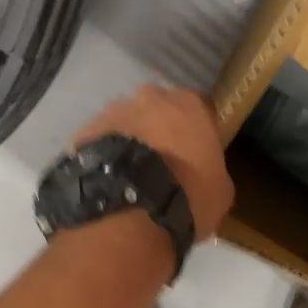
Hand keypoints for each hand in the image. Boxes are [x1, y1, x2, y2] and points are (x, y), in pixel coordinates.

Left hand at [76, 85, 233, 242]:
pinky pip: (102, 142)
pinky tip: (112, 183)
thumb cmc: (188, 197)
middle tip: (164, 165)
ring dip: (132, 142)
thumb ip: (215, 172)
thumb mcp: (221, 192)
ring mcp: (114, 110)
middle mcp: (151, 96)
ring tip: (133, 178)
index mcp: (190, 105)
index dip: (201, 132)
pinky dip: (108, 157)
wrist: (132, 211)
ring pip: (128, 123)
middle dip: (162, 131)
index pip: (202, 110)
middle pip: (160, 110)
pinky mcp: (86, 131)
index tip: (199, 155)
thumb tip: (208, 174)